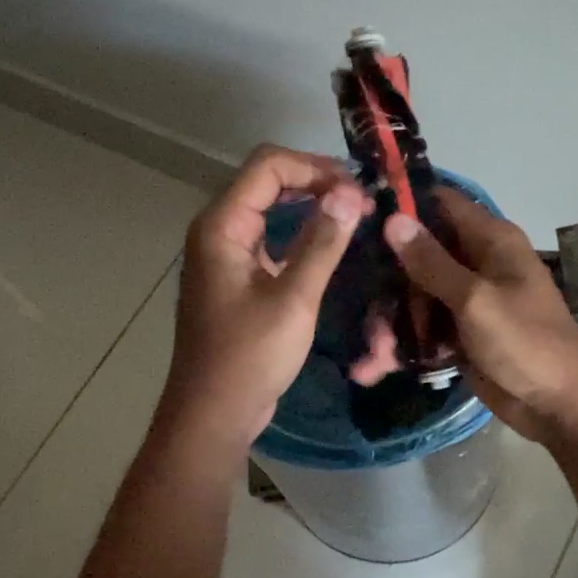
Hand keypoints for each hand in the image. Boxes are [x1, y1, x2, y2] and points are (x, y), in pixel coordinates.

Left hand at [162, 145, 368, 444]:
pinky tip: (331, 248)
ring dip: (311, 208)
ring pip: (271, 212)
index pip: (268, 166)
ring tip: (355, 218)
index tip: (359, 190)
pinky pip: (270, 241)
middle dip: (316, 183)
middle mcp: (218, 231)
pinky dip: (301, 236)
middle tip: (363, 202)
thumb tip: (350, 194)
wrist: (214, 411)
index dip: (316, 167)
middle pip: (268, 182)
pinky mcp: (237, 280)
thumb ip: (322, 243)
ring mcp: (226, 256)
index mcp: (222, 226)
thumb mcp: (293, 299)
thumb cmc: (249, 356)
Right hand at [382, 188, 577, 445]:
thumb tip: (393, 218)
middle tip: (367, 306)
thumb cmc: (525, 343)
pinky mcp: (463, 333)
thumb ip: (432, 262)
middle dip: (392, 279)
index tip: (359, 218)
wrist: (558, 405)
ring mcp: (471, 300)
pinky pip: (427, 326)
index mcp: (492, 241)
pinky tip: (382, 362)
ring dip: (396, 318)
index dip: (403, 206)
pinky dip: (409, 340)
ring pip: (419, 294)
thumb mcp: (475, 300)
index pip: (441, 203)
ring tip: (378, 351)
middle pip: (421, 253)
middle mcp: (480, 262)